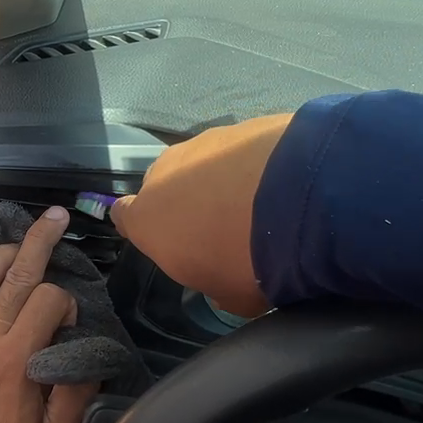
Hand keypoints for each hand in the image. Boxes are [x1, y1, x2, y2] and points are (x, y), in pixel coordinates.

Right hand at [110, 113, 291, 316]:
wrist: (298, 202)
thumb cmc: (247, 262)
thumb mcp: (229, 297)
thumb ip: (213, 286)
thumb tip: (221, 287)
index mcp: (147, 220)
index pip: (124, 216)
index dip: (145, 226)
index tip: (166, 237)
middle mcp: (163, 175)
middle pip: (163, 186)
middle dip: (185, 201)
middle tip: (221, 223)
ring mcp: (200, 144)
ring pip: (199, 164)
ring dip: (219, 180)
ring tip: (256, 200)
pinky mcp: (239, 125)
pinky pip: (237, 149)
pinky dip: (251, 163)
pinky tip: (279, 180)